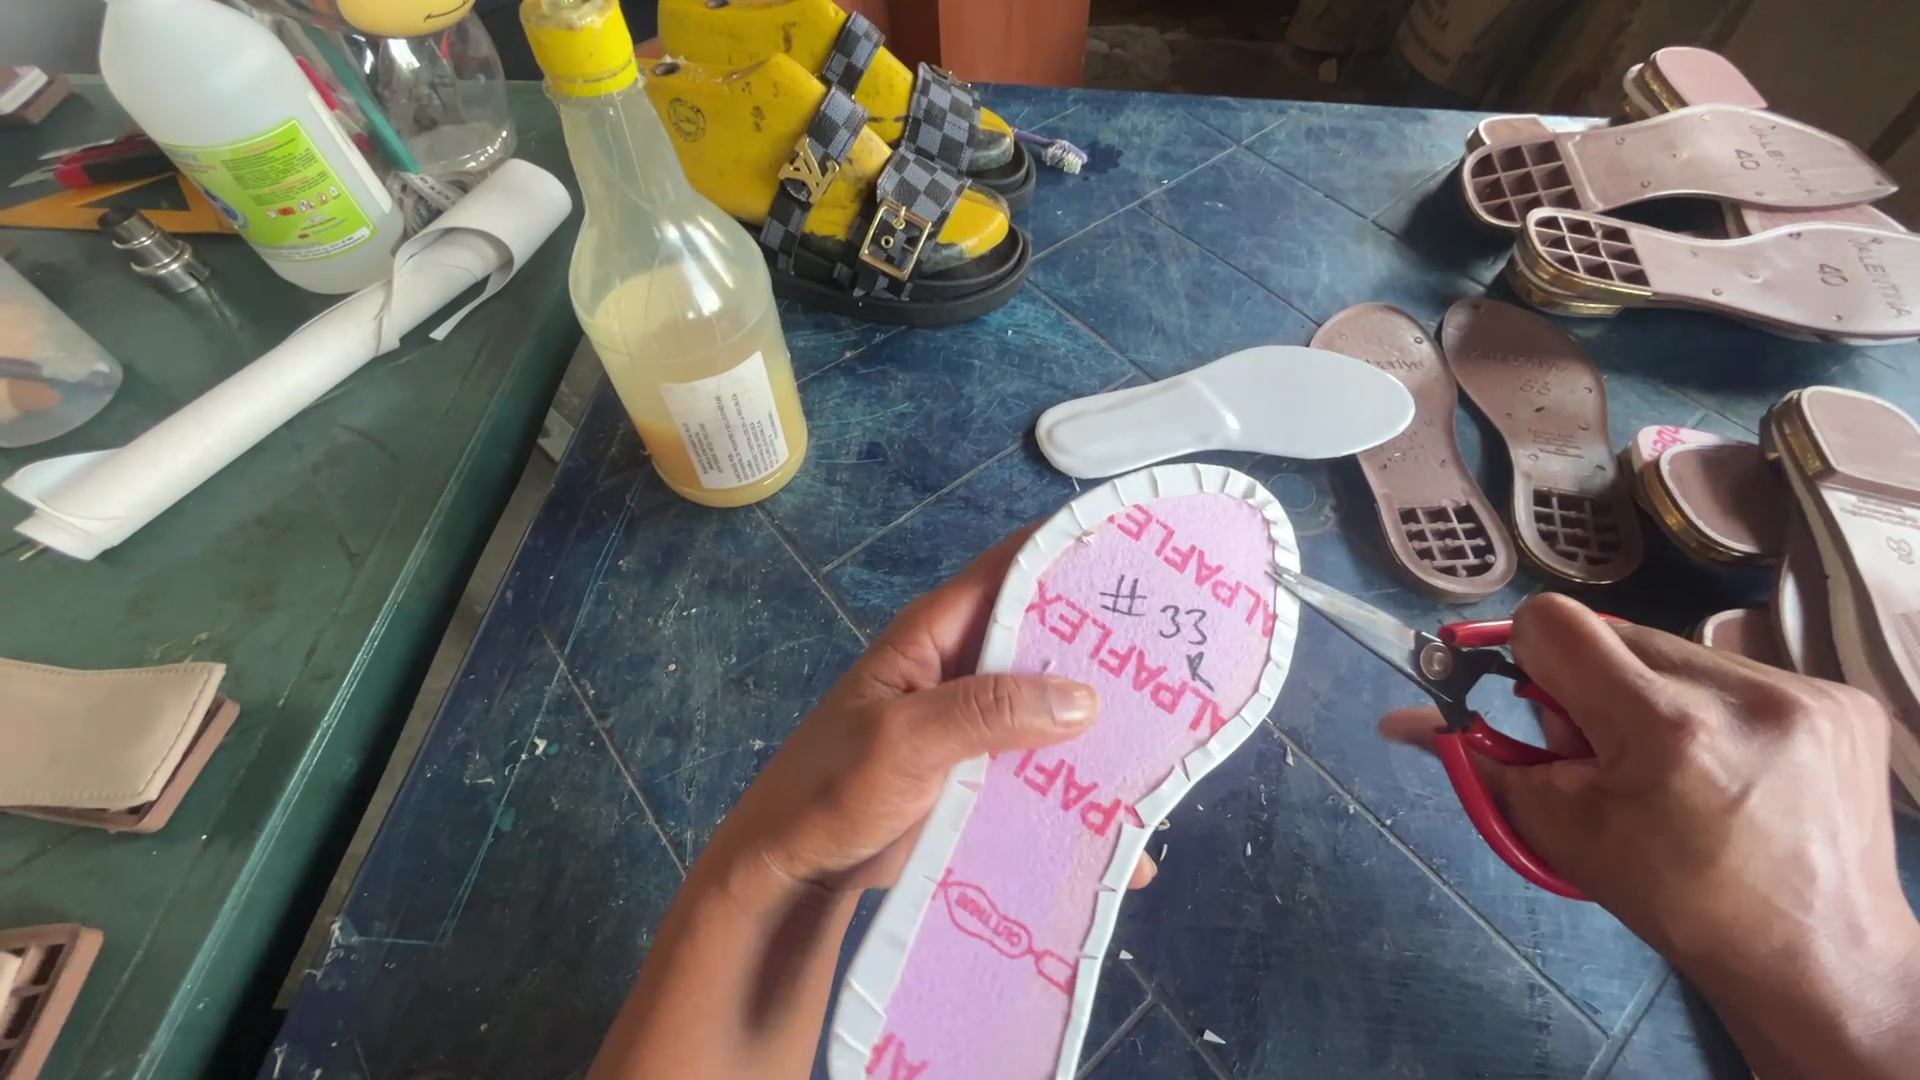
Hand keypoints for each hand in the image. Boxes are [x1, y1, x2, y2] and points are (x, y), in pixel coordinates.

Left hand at [705, 530, 1155, 900]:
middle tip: (1178, 653)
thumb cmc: (831, 787)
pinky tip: (1123, 822)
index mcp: (937, 632)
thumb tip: (1084, 697)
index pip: (1012, 571)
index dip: (1070, 553)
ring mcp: (975, 718)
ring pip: (1049, 703)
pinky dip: (1076, 782)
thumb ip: (985, 711)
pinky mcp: (982, 766)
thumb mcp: (903, 738)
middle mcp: (963, 664)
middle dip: (1103, 644)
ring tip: (1172, 739)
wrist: (794, 866)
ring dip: (1098, 721)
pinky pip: (1040, 760)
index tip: (1140, 554)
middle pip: (1043, 637)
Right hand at [1381, 593, 1919, 1076]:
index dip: (1522, 650)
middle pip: (1608, 634)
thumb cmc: (1664, 892)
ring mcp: (1805, 692)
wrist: (1817, 953)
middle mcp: (1741, 692)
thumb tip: (1394, 719)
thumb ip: (1471, 754)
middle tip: (1600, 747)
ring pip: (1666, 647)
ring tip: (1666, 756)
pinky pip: (1725, 666)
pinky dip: (1698, 699)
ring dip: (1639, 687)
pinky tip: (1719, 754)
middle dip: (1582, 679)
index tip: (1527, 693)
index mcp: (1663, 726)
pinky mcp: (1846, 699)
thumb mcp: (1549, 821)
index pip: (1554, 622)